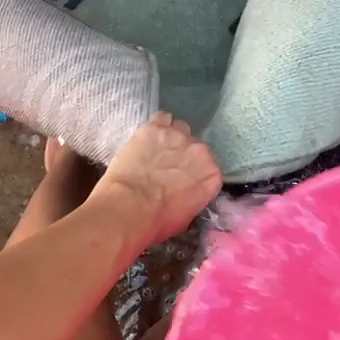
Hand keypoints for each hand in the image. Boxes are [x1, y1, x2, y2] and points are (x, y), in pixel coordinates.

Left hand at [91, 112, 222, 248]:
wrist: (128, 208)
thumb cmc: (156, 221)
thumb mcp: (185, 217)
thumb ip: (194, 195)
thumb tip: (187, 190)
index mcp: (212, 174)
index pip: (209, 167)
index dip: (195, 173)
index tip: (184, 180)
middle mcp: (200, 150)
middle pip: (195, 146)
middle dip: (184, 155)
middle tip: (167, 167)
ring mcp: (178, 135)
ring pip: (179, 129)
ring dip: (171, 138)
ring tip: (156, 150)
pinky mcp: (155, 127)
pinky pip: (162, 118)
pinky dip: (156, 126)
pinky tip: (147, 137)